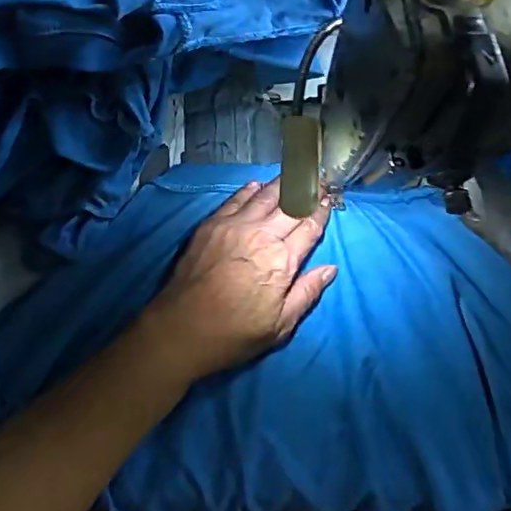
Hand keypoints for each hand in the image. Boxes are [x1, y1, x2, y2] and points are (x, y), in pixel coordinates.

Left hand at [132, 178, 336, 383]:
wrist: (182, 328)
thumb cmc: (234, 333)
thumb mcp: (280, 325)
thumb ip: (306, 293)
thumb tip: (329, 268)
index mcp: (282, 261)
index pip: (309, 227)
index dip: (321, 212)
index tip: (329, 200)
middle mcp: (260, 235)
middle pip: (289, 205)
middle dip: (306, 192)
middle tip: (317, 181)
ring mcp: (233, 226)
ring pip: (263, 197)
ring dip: (280, 185)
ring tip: (292, 177)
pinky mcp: (211, 224)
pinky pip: (235, 199)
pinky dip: (249, 191)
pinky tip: (257, 186)